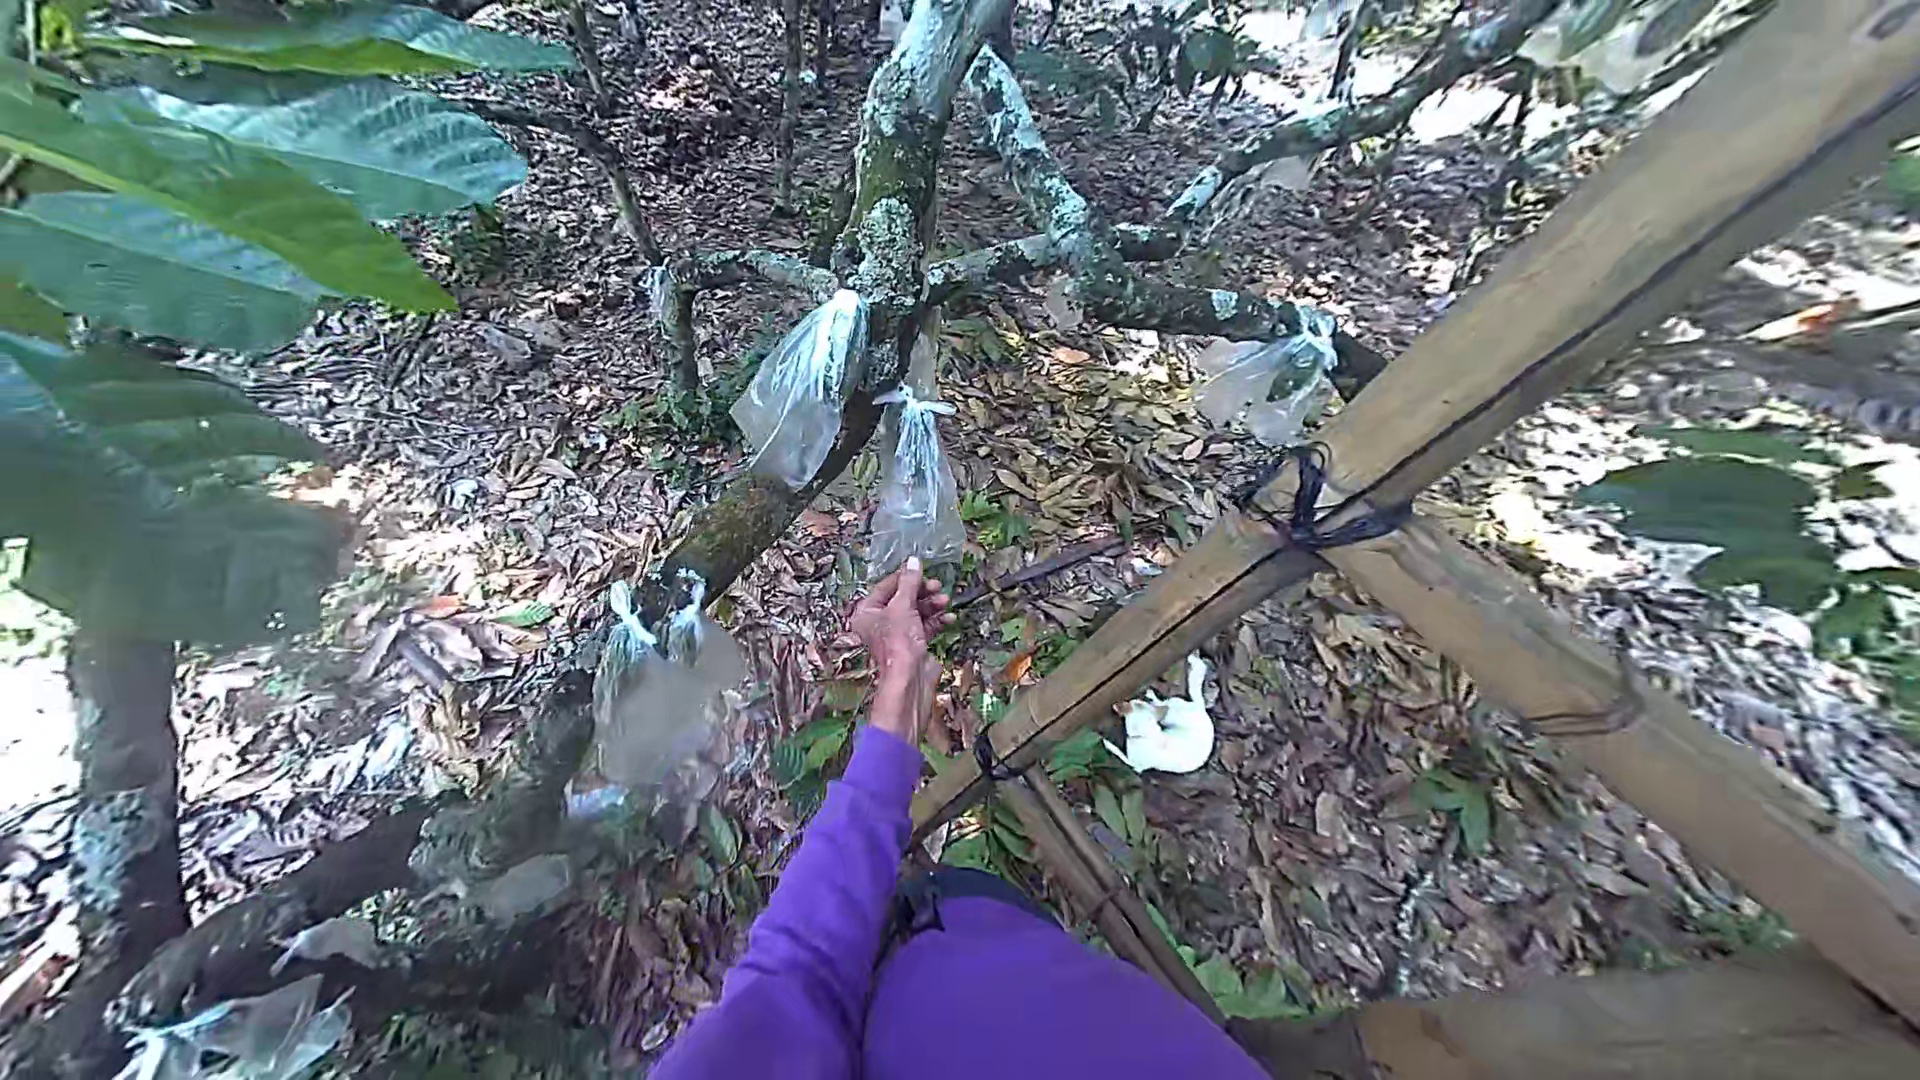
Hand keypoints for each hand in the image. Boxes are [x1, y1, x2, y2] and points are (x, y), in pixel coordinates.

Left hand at [849, 558, 952, 742]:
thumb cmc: (897, 642)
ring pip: (916, 612)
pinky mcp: (913, 644)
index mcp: (867, 612)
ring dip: (932, 605)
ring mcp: (897, 634)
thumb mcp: (903, 605)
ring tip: (944, 602)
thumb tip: (913, 561)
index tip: (921, 569)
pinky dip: (936, 621)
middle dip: (922, 592)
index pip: (886, 587)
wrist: (909, 678)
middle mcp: (879, 623)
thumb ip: (910, 582)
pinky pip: (925, 626)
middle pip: (903, 598)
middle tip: (936, 587)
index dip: (904, 577)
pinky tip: (948, 618)